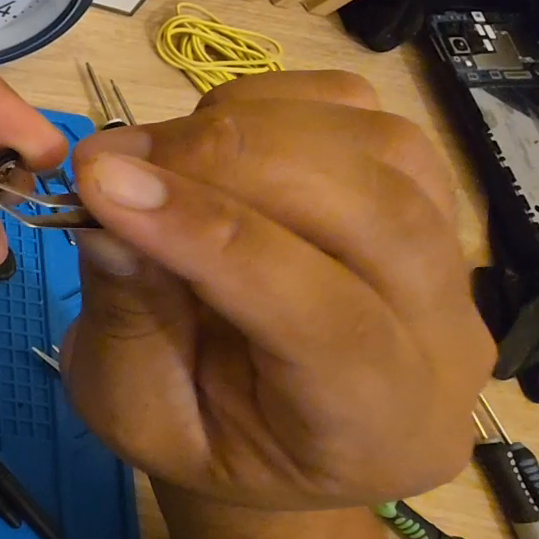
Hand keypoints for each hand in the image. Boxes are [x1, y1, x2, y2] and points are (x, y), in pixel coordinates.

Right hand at [61, 72, 493, 508]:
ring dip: (241, 127)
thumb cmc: (191, 434)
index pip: (320, 314)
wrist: (259, 435)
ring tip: (146, 152)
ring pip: (374, 147)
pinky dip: (271, 103)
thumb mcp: (127, 408)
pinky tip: (203, 137)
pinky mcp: (418, 198)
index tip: (95, 181)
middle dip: (219, 160)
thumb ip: (123, 319)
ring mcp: (443, 259)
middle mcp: (440, 339)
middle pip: (370, 211)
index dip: (204, 235)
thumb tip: (102, 215)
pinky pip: (363, 115)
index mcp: (371, 425)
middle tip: (104, 157)